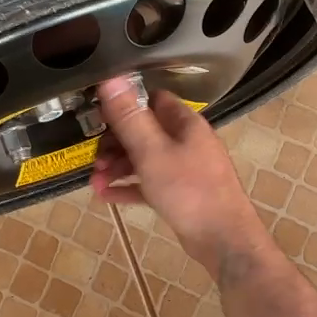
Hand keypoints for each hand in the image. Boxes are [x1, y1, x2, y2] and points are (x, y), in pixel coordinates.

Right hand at [89, 76, 273, 272]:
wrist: (223, 239)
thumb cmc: (189, 189)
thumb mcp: (152, 151)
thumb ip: (130, 117)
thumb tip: (110, 77)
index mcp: (184, 123)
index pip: (152, 99)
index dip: (124, 104)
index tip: (97, 114)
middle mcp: (187, 142)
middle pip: (145, 131)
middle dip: (115, 143)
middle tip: (93, 158)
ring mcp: (185, 169)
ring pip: (145, 160)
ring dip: (118, 167)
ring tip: (94, 182)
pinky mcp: (181, 194)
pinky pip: (149, 184)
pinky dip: (129, 188)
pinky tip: (106, 196)